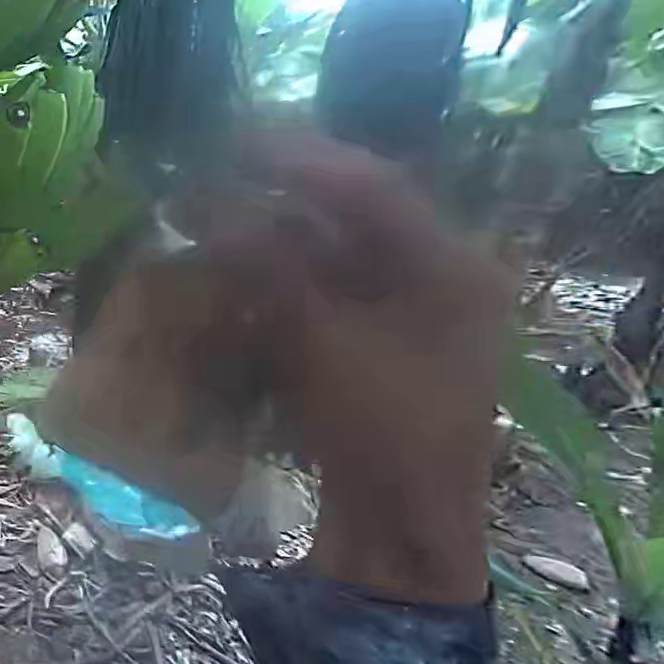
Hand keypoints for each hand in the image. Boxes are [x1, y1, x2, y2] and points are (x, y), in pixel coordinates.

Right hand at [205, 134, 510, 604]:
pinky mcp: (366, 329)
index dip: (302, 162)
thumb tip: (213, 213)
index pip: (373, 190)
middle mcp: (432, 272)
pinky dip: (273, 267)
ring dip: (269, 226)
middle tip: (217, 165)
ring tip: (212, 207)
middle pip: (350, 210)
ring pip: (327, 244)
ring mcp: (398, 303)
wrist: (401, 520)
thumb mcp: (324, 346)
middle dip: (280, 188)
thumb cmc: (383, 433)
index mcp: (451, 268)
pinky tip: (233, 257)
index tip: (237, 142)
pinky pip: (316, 280)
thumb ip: (271, 273)